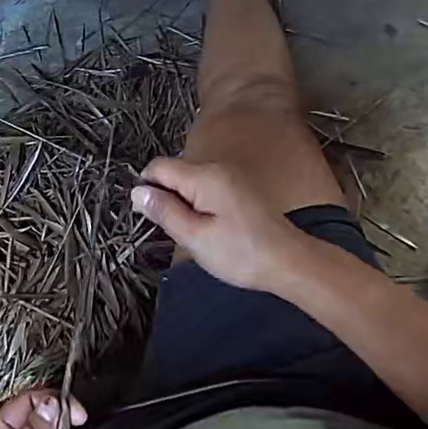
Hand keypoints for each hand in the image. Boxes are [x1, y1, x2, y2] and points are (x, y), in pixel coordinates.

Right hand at [129, 157, 334, 295]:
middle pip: (174, 173)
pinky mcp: (238, 190)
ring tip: (193, 234)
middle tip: (175, 231)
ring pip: (189, 183)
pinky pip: (205, 190)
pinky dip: (198, 207)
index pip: (159, 166)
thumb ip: (164, 211)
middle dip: (164, 198)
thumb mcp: (194, 236)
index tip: (149, 216)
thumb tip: (138, 192)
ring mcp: (230, 178)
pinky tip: (208, 231)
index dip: (146, 188)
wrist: (289, 262)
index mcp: (204, 176)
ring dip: (182, 205)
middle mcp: (217, 169)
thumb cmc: (241, 253)